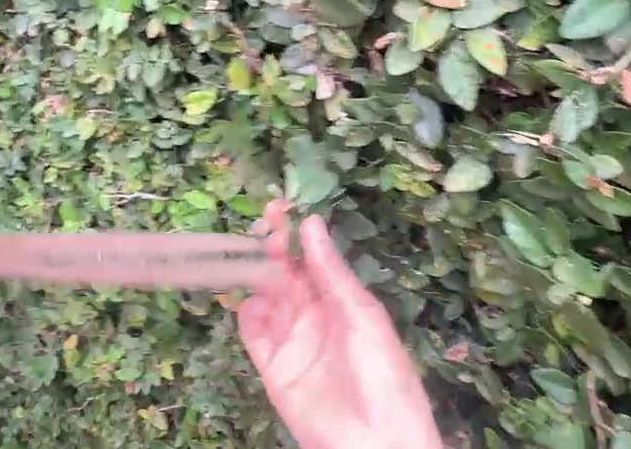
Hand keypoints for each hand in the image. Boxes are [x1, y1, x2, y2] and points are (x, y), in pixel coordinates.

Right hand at [239, 202, 441, 448]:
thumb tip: (310, 222)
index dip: (294, 232)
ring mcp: (292, 340)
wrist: (377, 444)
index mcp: (340, 299)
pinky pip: (254, 336)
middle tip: (262, 224)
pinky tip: (247, 299)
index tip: (280, 206)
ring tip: (251, 256)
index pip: (311, 258)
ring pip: (266, 297)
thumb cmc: (383, 373)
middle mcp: (313, 314)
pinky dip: (246, 315)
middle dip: (272, 247)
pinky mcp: (274, 368)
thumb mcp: (362, 314)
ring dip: (256, 275)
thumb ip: (331, 271)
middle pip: (285, 273)